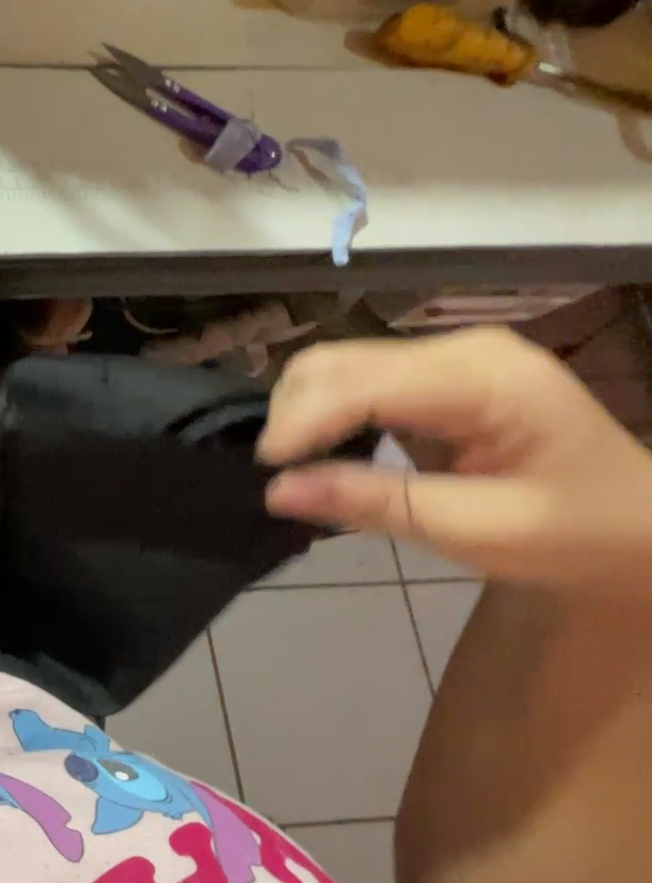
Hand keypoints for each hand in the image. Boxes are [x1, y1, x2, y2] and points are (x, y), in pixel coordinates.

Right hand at [258, 327, 651, 589]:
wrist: (631, 524)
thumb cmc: (567, 531)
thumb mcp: (476, 528)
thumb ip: (375, 502)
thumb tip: (275, 491)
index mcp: (491, 380)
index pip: (363, 384)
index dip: (303, 422)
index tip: (266, 473)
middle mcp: (461, 351)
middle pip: (334, 364)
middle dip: (292, 417)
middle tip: (285, 475)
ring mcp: (444, 357)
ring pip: (328, 367)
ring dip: (298, 414)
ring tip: (302, 465)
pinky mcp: (427, 373)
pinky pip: (345, 380)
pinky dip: (316, 413)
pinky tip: (324, 449)